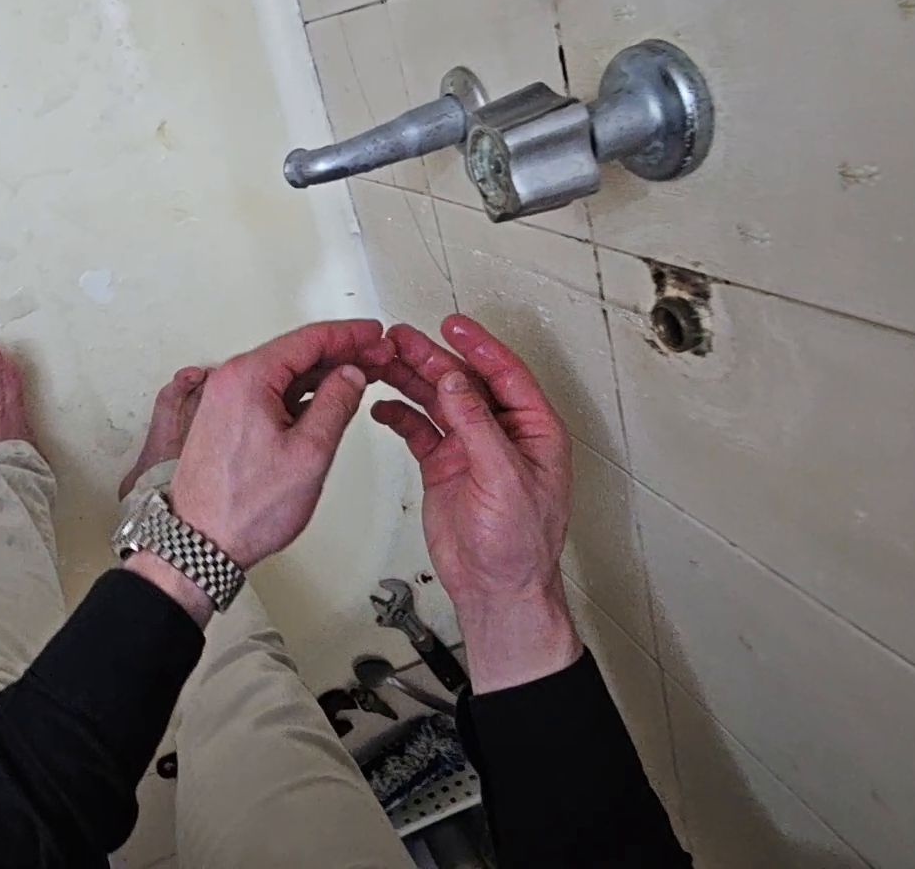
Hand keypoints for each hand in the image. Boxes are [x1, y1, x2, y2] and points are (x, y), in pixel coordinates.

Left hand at [169, 320, 394, 569]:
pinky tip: (326, 400)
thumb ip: (336, 405)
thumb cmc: (244, 508)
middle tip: (377, 354)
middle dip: (340, 352)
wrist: (199, 542)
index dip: (349, 334)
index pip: (308, 339)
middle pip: (295, 352)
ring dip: (323, 372)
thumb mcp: (309, 453)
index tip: (375, 334)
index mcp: (248, 378)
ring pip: (284, 373)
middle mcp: (231, 381)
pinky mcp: (227, 419)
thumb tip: (351, 375)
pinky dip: (302, 392)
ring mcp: (226, 400)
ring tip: (360, 375)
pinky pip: (271, 392)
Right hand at [372, 314, 582, 691]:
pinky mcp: (444, 465)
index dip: (477, 346)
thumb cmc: (521, 546)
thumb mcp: (504, 478)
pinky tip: (383, 405)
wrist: (495, 589)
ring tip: (384, 361)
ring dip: (411, 380)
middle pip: (462, 382)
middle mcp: (499, 433)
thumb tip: (455, 383)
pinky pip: (419, 429)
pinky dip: (400, 415)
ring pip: (437, 401)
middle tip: (400, 338)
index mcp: (531, 430)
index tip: (451, 326)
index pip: (504, 374)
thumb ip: (477, 427)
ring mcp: (469, 448)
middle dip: (431, 357)